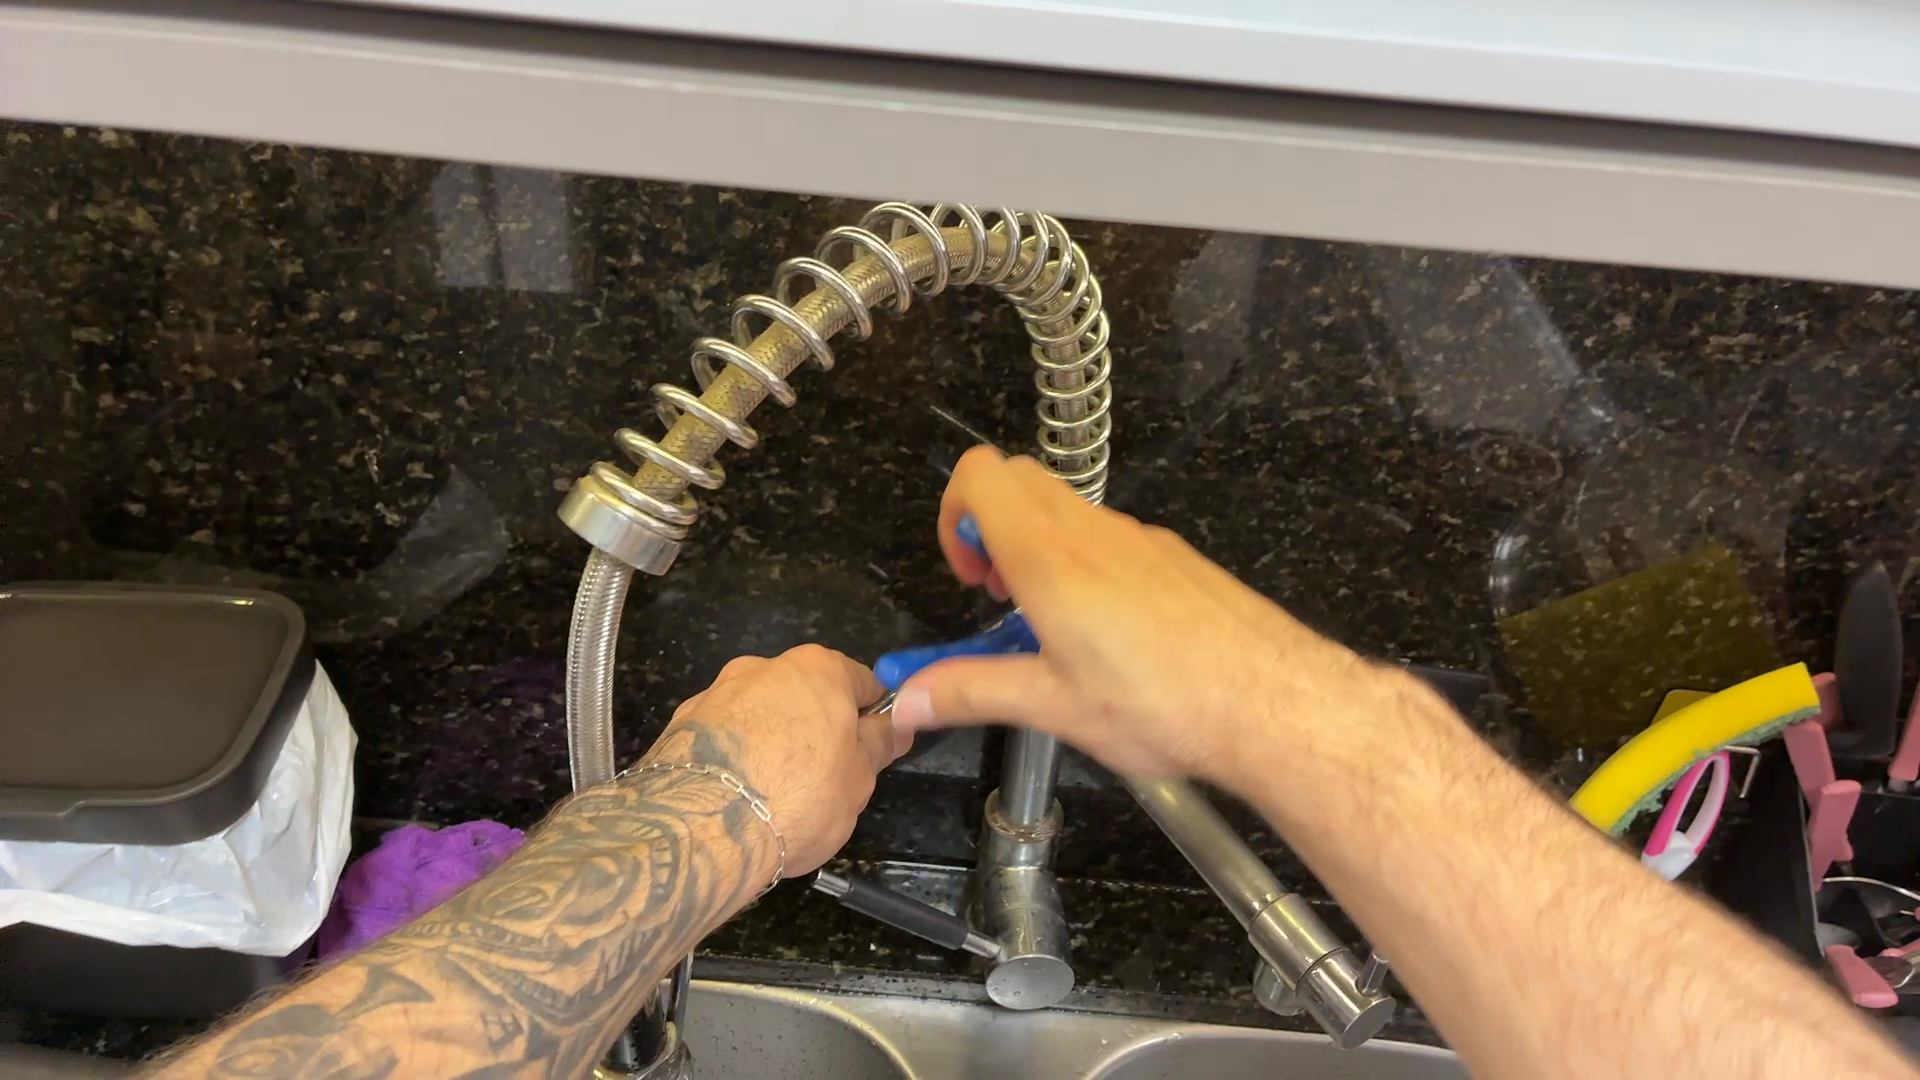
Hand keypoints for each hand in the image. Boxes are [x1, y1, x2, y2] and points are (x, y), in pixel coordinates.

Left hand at [644, 645, 900, 874]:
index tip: (870, 751)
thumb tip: (894, 726)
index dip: (872, 718)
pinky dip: (733, 757)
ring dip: (771, 740)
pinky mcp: (680, 723)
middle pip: (807, 694)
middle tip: (822, 778)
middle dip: (817, 728)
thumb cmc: (798, 796)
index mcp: (819, 668)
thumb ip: (878, 745)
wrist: (698, 828)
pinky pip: (723, 737)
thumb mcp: (859, 779)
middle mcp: (766, 666)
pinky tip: (734, 797)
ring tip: (771, 794)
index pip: (863, 683)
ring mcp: (718, 692)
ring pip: (761, 714)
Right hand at [889, 447, 1382, 792]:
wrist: (1277, 702)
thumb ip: (969, 693)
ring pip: (1063, 506)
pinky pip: (1106, 534)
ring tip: (1049, 623)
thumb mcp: (1052, 705)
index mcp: (1049, 556)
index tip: (970, 577)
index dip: (953, 514)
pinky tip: (1106, 630)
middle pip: (1017, 478)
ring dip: (1034, 546)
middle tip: (1000, 595)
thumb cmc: (1160, 702)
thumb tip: (909, 700)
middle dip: (988, 526)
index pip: (979, 473)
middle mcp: (1090, 529)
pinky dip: (1080, 560)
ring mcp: (1136, 536)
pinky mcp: (1169, 554)